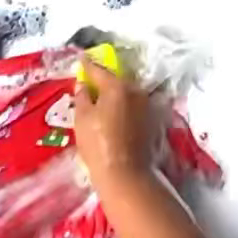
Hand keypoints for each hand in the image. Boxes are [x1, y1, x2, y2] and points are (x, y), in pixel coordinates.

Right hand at [74, 62, 152, 194]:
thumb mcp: (82, 119)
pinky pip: (138, 109)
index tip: (81, 60)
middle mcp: (137, 91)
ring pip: (130, 95)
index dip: (87, 65)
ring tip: (106, 105)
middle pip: (117, 81)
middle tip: (92, 87)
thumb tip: (83, 85)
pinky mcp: (156, 124)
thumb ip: (81, 97)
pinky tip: (120, 119)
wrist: (128, 178)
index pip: (98, 70)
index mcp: (117, 86)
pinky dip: (128, 110)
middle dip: (105, 82)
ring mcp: (149, 107)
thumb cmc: (99, 146)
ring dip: (119, 97)